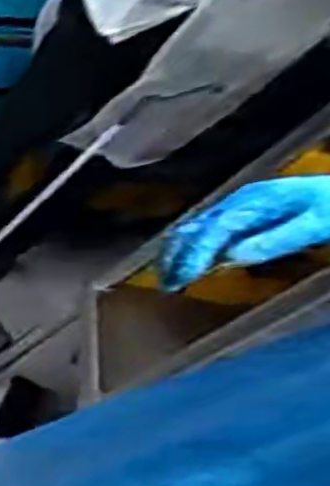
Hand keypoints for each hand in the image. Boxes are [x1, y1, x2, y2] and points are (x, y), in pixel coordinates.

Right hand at [158, 176, 329, 290]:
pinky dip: (185, 253)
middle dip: (174, 258)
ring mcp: (233, 209)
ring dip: (174, 257)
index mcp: (255, 200)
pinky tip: (187, 267)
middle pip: (189, 231)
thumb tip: (230, 258)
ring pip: (187, 233)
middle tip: (170, 285)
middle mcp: (236, 203)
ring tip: (172, 280)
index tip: (183, 278)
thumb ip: (278, 240)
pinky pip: (198, 236)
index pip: (210, 229)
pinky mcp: (234, 218)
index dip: (193, 255)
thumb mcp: (319, 223)